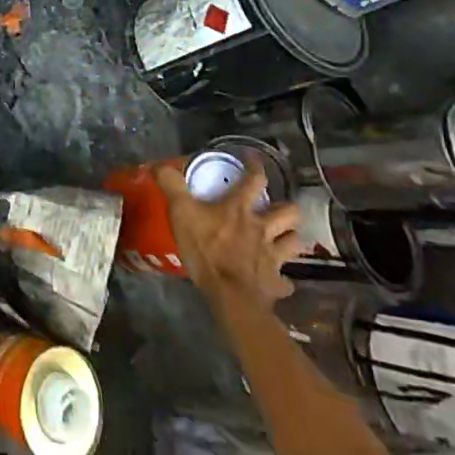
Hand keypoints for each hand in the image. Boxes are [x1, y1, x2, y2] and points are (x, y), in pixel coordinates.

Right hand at [155, 161, 302, 306]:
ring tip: (281, 239)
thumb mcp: (181, 212)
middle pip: (290, 213)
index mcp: (240, 210)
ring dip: (290, 239)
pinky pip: (285, 281)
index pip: (255, 181)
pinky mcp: (276, 282)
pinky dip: (282, 279)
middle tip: (276, 209)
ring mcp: (273, 257)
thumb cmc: (205, 249)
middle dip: (287, 208)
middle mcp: (262, 229)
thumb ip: (172, 186)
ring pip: (295, 243)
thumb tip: (160, 165)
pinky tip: (276, 279)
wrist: (230, 294)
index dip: (256, 168)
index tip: (254, 160)